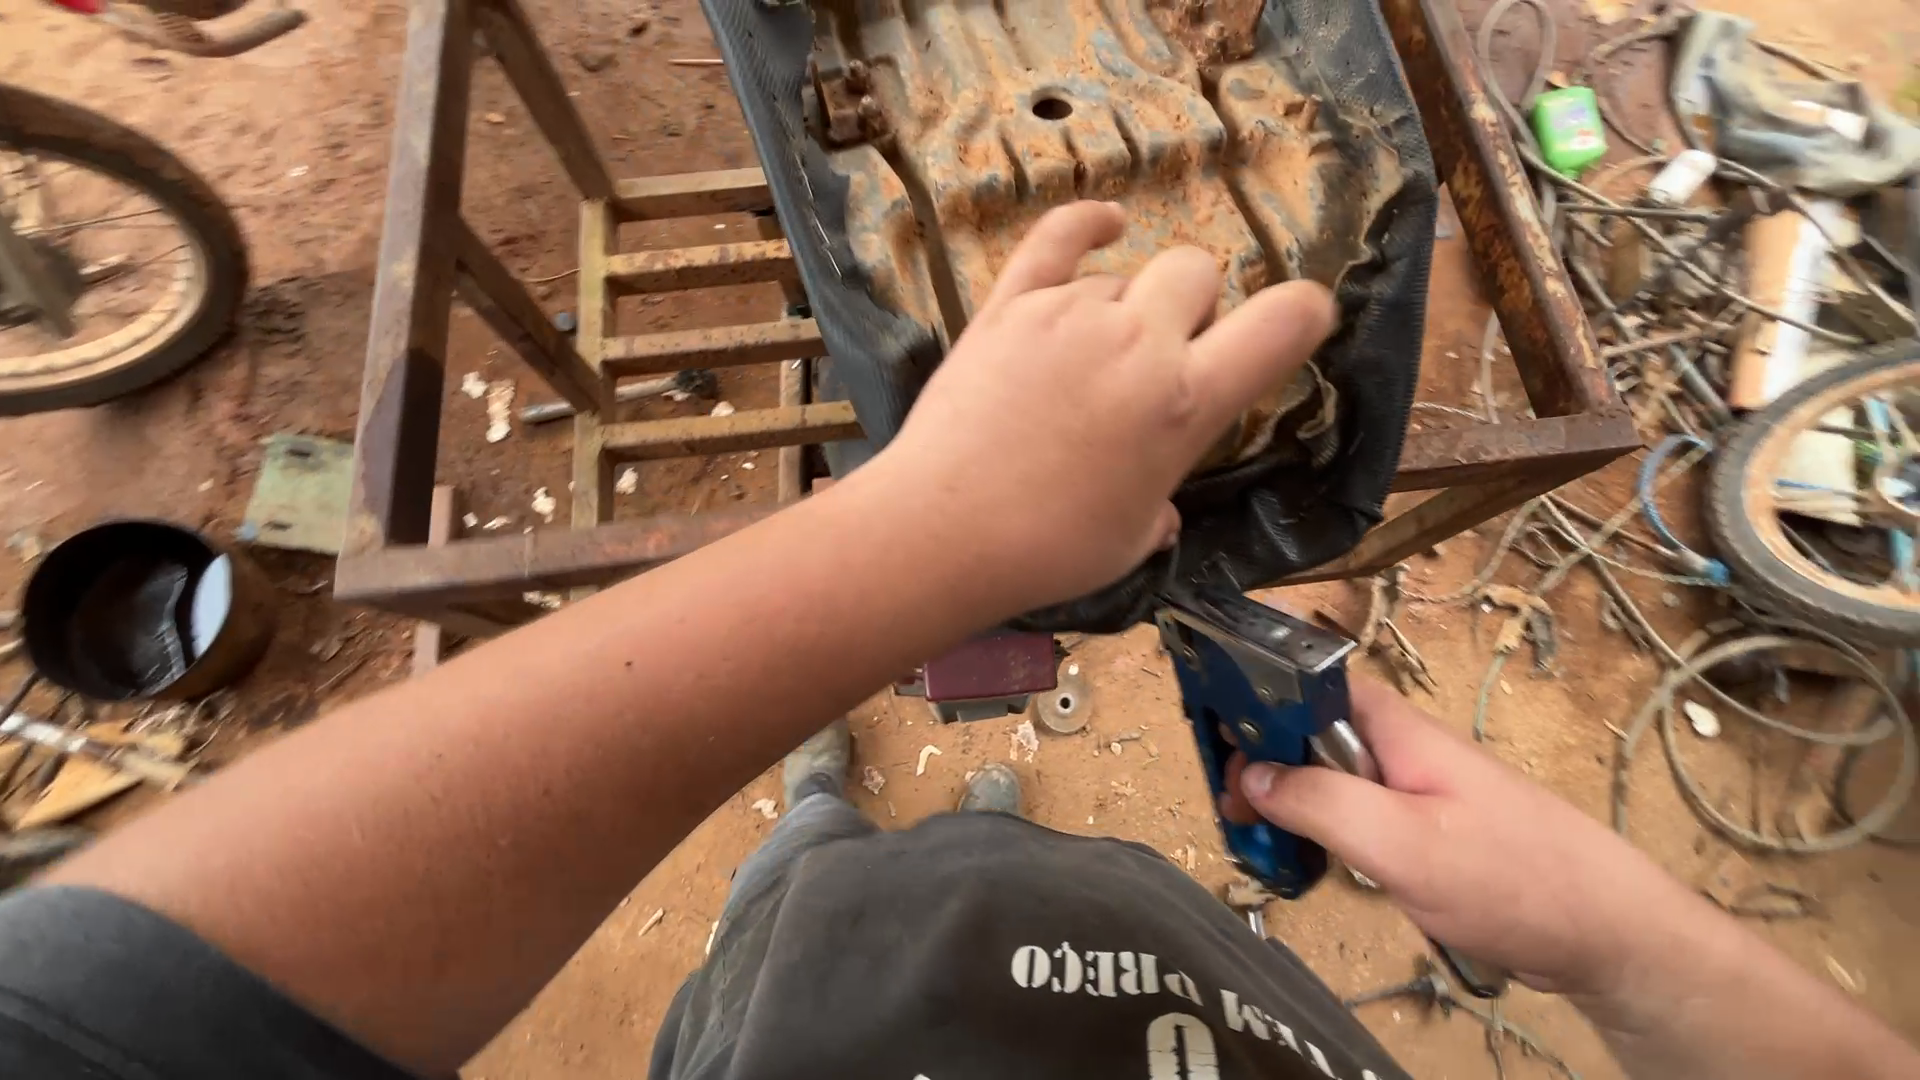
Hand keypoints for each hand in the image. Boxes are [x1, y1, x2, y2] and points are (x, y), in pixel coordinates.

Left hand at [862, 201, 1335, 614]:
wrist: (940, 531)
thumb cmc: (1046, 550)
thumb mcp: (1130, 542)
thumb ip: (1159, 507)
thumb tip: (1159, 507)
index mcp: (1187, 401)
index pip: (1286, 321)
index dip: (1302, 315)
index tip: (1291, 329)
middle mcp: (1140, 340)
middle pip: (1196, 272)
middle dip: (1193, 309)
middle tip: (1157, 366)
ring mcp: (1070, 313)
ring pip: (1125, 274)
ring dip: (1125, 307)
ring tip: (1088, 364)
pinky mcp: (1009, 305)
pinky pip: (1057, 238)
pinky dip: (1086, 226)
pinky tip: (1106, 223)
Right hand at [1224, 678, 1712, 996]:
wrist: (1616, 940)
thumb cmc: (1511, 876)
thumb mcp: (1402, 842)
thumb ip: (1320, 803)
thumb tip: (1250, 776)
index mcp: (1386, 724)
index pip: (1301, 682)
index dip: (1250, 697)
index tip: (1212, 737)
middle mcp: (1389, 744)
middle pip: (1300, 730)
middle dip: (1256, 760)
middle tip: (1228, 809)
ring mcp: (1402, 785)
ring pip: (1319, 775)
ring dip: (1282, 801)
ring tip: (1255, 840)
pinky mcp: (1413, 824)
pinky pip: (1345, 812)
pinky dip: (1313, 829)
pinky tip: (1301, 857)